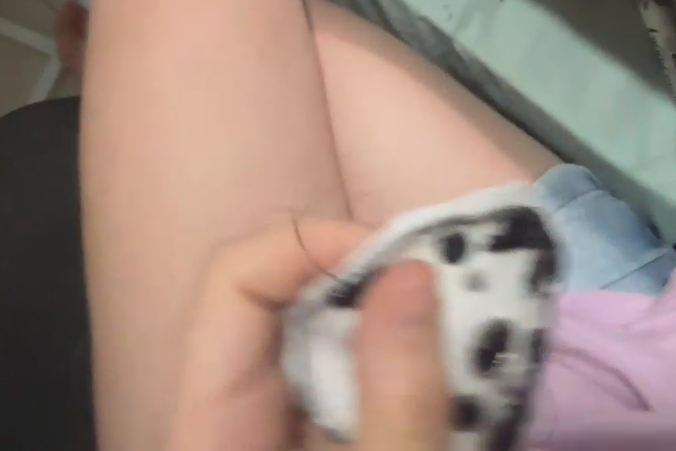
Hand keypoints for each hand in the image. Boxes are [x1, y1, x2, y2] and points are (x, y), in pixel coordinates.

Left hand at [164, 221, 450, 450]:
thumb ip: (392, 401)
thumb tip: (412, 270)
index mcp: (212, 423)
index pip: (233, 280)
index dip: (306, 243)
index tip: (396, 254)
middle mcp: (240, 409)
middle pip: (287, 295)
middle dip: (367, 275)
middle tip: (444, 285)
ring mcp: (285, 425)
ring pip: (328, 331)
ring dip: (396, 317)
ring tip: (463, 323)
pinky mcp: (326, 439)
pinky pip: (358, 375)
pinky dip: (406, 361)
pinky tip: (455, 369)